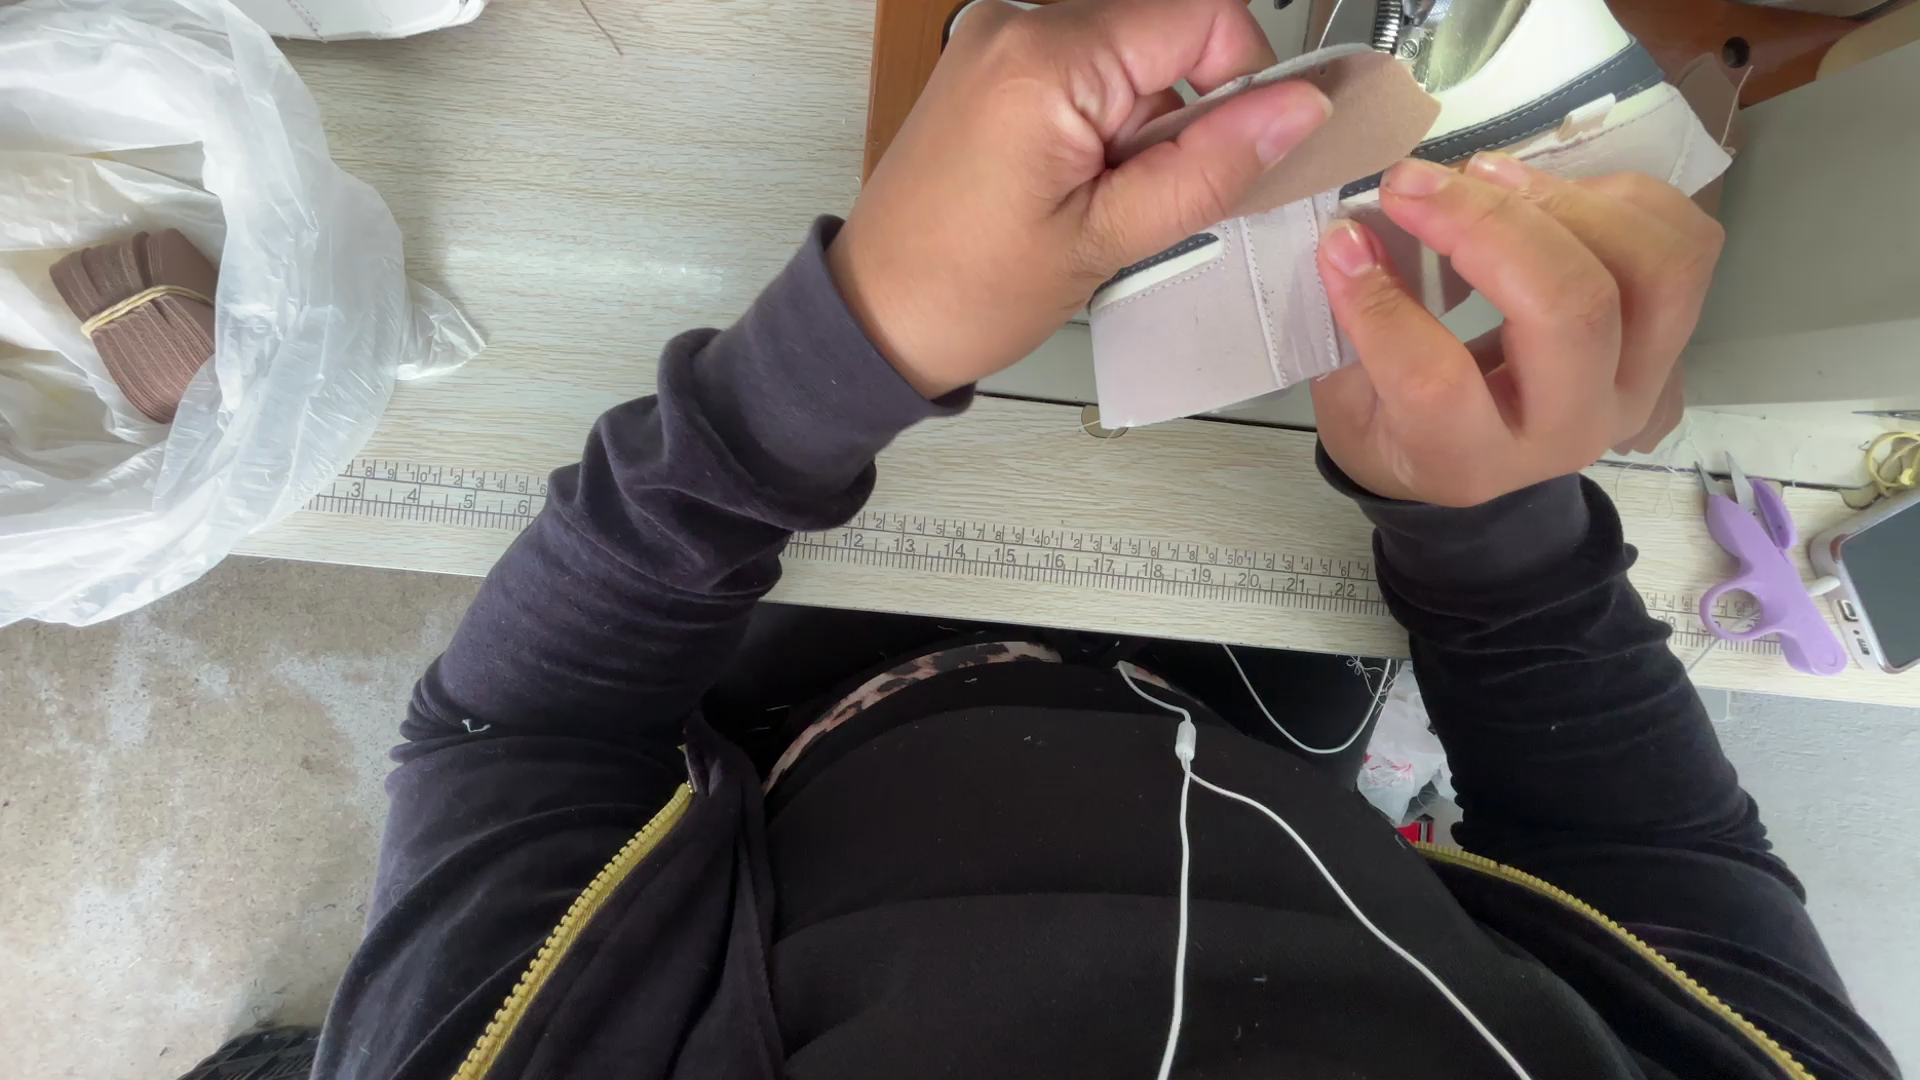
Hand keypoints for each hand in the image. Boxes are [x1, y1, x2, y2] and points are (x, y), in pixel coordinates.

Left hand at [829, 0, 1331, 397]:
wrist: (875, 321)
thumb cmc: (963, 295)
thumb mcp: (1100, 243)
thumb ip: (1203, 171)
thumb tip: (1295, 110)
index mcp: (1047, 60)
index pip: (1202, 16)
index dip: (1244, 84)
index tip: (1239, 155)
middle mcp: (1015, 28)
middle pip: (1159, 44)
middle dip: (1172, 129)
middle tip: (1130, 213)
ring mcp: (992, 49)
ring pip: (1120, 70)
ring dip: (1129, 143)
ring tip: (1081, 217)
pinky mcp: (984, 79)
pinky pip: (1074, 85)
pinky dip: (1091, 139)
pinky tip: (1060, 199)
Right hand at [1312, 154, 1724, 506]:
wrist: (1460, 460)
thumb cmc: (1387, 434)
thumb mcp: (1345, 406)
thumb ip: (1351, 333)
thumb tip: (1352, 236)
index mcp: (1466, 461)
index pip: (1434, 379)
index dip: (1381, 304)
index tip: (1340, 243)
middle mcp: (1566, 432)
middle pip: (1568, 307)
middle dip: (1485, 224)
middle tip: (1410, 185)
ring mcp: (1634, 387)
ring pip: (1651, 267)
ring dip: (1559, 201)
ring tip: (1479, 175)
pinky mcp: (1667, 343)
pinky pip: (1680, 246)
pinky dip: (1611, 197)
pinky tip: (1534, 193)